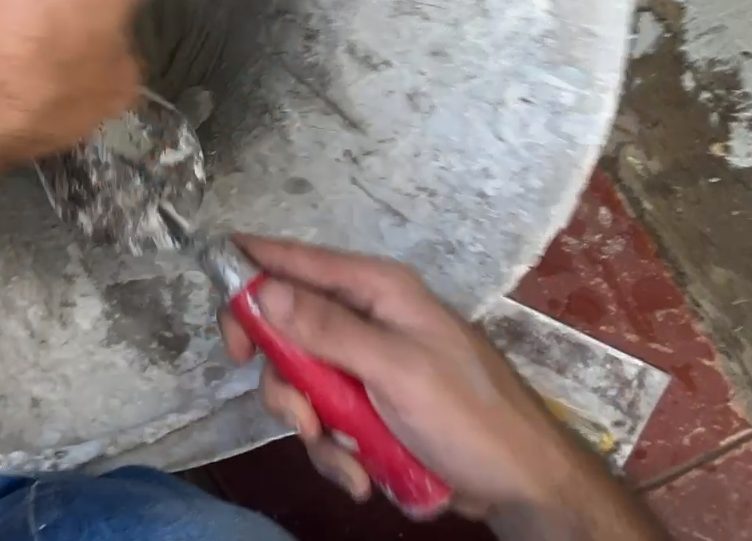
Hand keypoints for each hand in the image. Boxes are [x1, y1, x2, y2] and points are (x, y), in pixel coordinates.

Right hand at [219, 237, 594, 518]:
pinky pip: (320, 413)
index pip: (292, 259)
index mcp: (372, 287)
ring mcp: (361, 358)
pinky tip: (360, 473)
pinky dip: (331, 446)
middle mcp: (361, 314)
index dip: (247, 271)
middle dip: (283, 375)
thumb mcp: (397, 370)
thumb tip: (261, 288)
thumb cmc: (472, 418)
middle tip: (289, 409)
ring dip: (309, 422)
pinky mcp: (365, 400)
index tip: (219, 309)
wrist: (531, 492)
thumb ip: (327, 328)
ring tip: (344, 460)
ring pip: (297, 376)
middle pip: (283, 325)